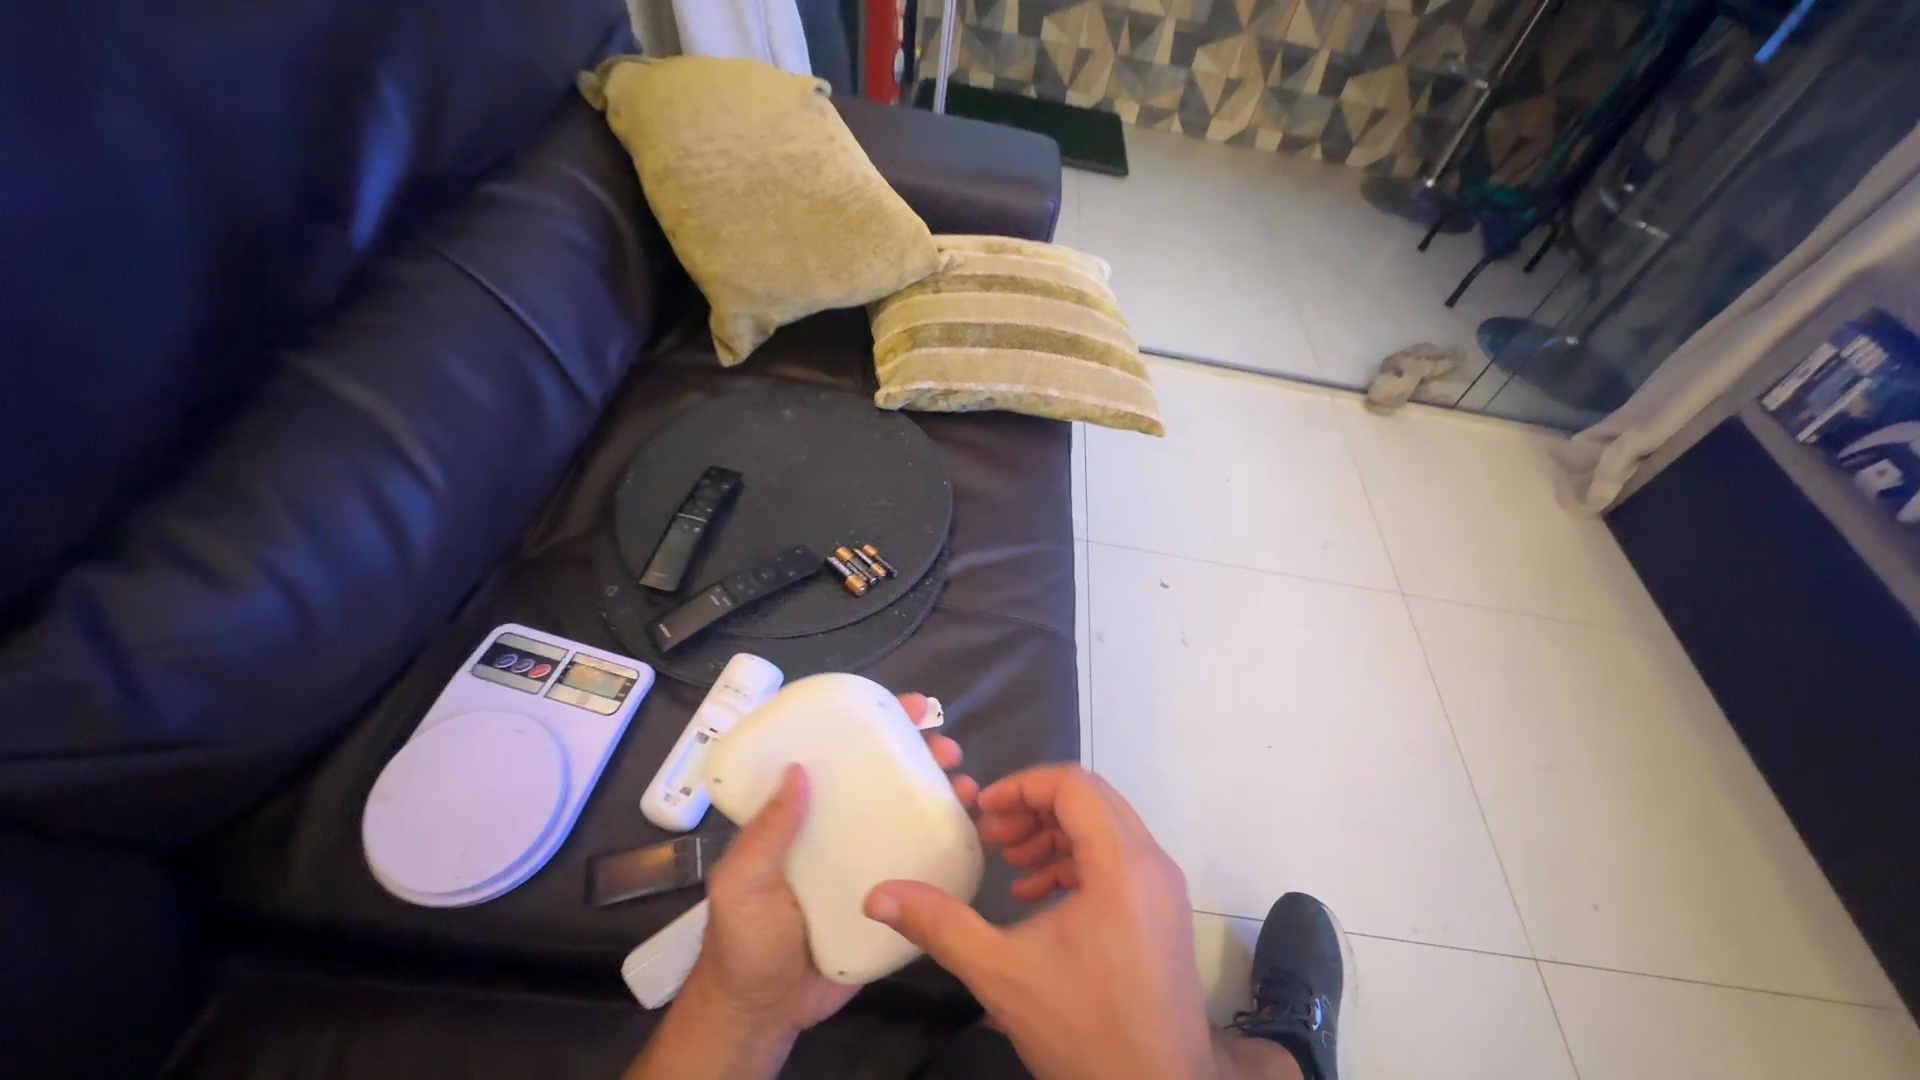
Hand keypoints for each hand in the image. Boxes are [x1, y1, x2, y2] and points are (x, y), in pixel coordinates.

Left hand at [680, 693, 976, 1037]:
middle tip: (947, 748)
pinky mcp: (889, 897)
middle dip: (922, 754)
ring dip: (942, 794)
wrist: (765, 1010)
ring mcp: (866, 861)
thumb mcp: (742, 882)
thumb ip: (764, 834)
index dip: (873, 724)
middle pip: (885, 778)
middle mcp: (838, 828)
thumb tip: (797, 770)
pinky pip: (922, 864)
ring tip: (967, 787)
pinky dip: (947, 844)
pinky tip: (971, 835)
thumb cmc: (745, 941)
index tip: (908, 707)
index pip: (840, 754)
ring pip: (910, 815)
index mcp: (802, 813)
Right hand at [864, 766, 1213, 1079]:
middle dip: (1034, 808)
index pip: (1074, 785)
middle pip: (1091, 798)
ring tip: (1010, 866)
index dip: (1021, 786)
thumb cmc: (1082, 1029)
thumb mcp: (1001, 974)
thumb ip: (939, 924)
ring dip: (1054, 834)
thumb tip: (877, 895)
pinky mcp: (1164, 911)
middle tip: (991, 838)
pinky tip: (1038, 896)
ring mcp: (1164, 887)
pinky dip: (1077, 861)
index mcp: (1122, 865)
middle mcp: (1152, 863)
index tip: (982, 813)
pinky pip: (1119, 858)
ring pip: (1107, 826)